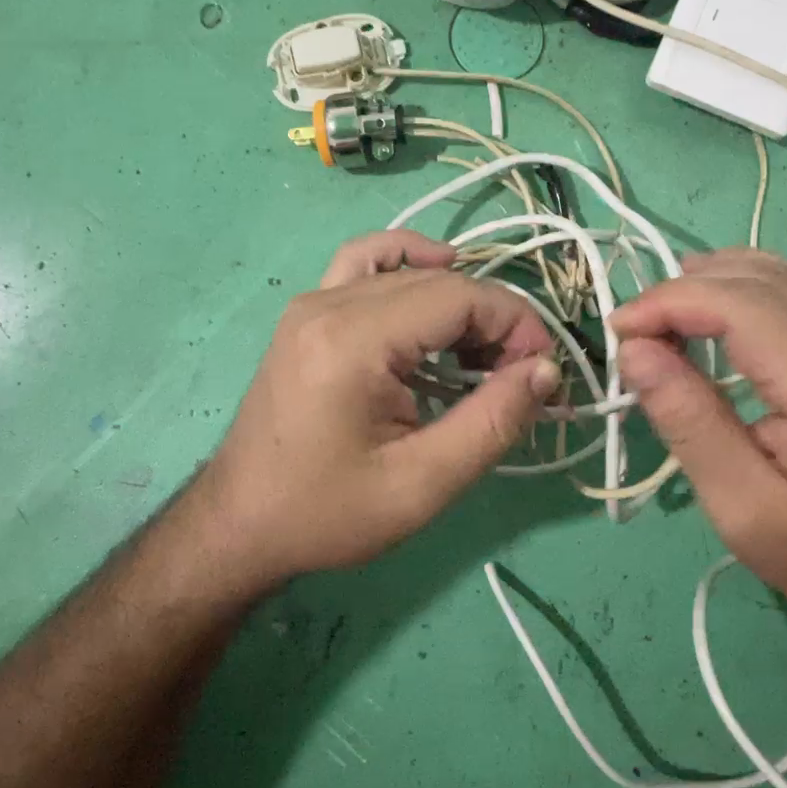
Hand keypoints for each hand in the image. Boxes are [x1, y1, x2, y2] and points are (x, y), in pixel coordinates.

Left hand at [194, 230, 559, 589]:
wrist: (240, 524)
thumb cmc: (327, 513)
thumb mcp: (422, 484)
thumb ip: (491, 422)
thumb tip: (546, 372)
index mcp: (354, 340)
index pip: (459, 297)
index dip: (516, 324)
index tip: (544, 372)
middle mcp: (329, 303)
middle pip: (437, 281)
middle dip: (494, 319)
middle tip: (521, 375)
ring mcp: (312, 301)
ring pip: (406, 270)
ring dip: (458, 299)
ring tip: (484, 348)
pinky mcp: (307, 313)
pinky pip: (364, 263)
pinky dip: (407, 263)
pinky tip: (435, 279)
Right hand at [610, 249, 786, 630]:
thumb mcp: (741, 508)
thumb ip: (689, 423)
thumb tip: (634, 350)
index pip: (742, 305)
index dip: (671, 302)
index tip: (618, 331)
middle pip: (757, 279)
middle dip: (681, 291)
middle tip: (632, 334)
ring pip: (774, 272)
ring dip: (708, 282)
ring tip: (660, 323)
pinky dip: (736, 287)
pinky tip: (706, 313)